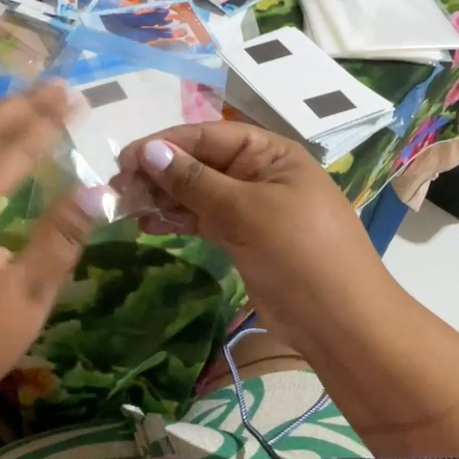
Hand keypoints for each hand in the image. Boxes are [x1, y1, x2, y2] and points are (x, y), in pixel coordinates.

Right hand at [115, 121, 384, 340]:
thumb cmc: (300, 254)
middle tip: (118, 188)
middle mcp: (259, 174)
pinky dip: (176, 220)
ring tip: (125, 207)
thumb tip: (150, 151)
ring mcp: (250, 208)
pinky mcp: (242, 238)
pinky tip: (148, 225)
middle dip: (159, 172)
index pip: (207, 135)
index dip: (165, 144)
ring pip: (196, 192)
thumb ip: (195, 181)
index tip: (124, 160)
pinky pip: (202, 218)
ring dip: (162, 197)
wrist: (341, 322)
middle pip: (199, 162)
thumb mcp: (246, 211)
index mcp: (270, 153)